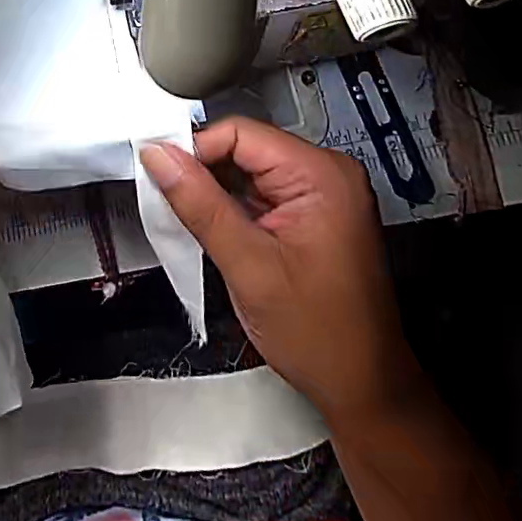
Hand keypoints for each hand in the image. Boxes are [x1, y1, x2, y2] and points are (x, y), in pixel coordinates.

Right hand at [139, 118, 414, 422]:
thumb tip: (157, 156)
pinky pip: (260, 192)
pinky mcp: (312, 212)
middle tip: (169, 204)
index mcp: (320, 174)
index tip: (160, 177)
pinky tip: (215, 230)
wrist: (364, 386)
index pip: (240, 134)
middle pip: (244, 148)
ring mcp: (321, 192)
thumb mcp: (249, 266)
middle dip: (203, 173)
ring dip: (215, 192)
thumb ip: (200, 204)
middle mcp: (325, 172)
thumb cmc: (317, 332)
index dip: (195, 150)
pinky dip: (232, 207)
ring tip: (192, 222)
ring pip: (248, 170)